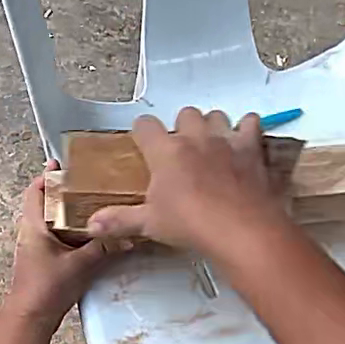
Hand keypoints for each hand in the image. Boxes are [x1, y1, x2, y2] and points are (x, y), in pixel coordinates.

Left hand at [4, 167, 121, 327]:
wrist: (31, 318)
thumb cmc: (48, 286)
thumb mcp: (81, 264)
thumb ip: (105, 247)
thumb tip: (131, 235)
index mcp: (34, 226)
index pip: (35, 192)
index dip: (46, 176)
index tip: (62, 164)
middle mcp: (33, 232)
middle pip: (46, 204)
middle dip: (65, 192)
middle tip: (90, 183)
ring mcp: (38, 247)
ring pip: (55, 221)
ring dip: (71, 212)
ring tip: (97, 204)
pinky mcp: (46, 260)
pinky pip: (61, 236)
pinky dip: (75, 230)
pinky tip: (94, 233)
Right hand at [86, 108, 291, 253]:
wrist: (241, 229)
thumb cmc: (192, 225)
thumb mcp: (151, 224)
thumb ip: (121, 220)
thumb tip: (91, 225)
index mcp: (165, 151)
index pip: (145, 125)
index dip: (144, 133)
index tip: (145, 145)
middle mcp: (195, 137)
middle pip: (185, 114)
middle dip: (183, 128)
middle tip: (184, 152)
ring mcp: (226, 139)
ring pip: (217, 115)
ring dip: (214, 126)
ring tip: (213, 146)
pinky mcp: (252, 148)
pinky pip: (252, 122)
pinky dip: (248, 128)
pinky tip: (246, 140)